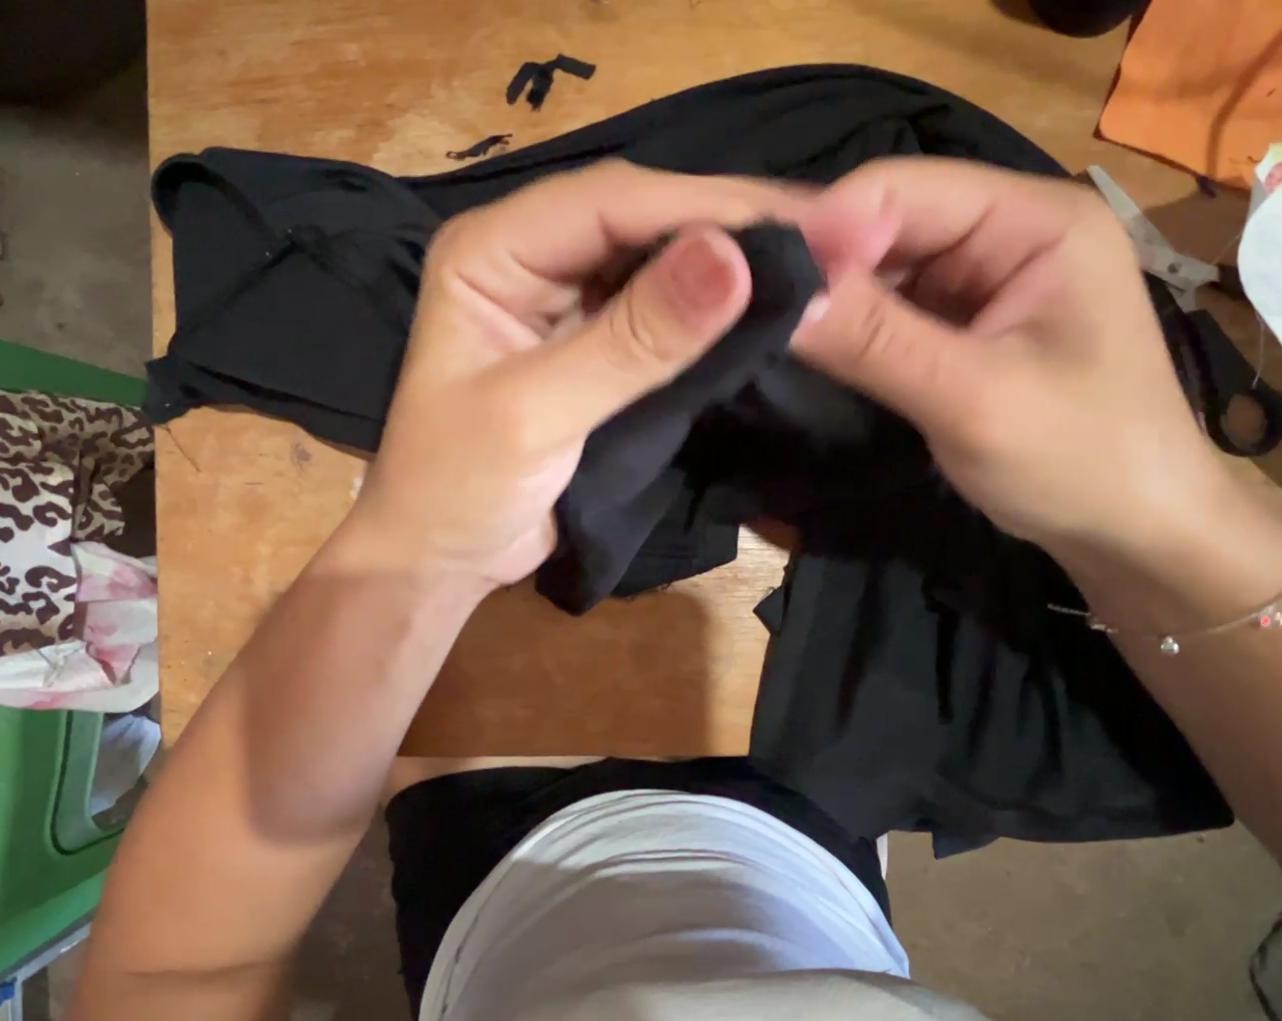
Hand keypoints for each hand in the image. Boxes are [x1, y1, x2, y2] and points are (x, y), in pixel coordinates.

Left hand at [340, 162, 830, 589]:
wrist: (443, 555)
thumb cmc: (459, 489)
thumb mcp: (537, 414)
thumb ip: (631, 341)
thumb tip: (735, 258)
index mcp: (491, 252)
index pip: (611, 204)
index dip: (709, 207)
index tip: (807, 223)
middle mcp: (528, 255)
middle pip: (642, 217)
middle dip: (735, 225)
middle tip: (839, 237)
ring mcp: (562, 298)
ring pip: (660, 257)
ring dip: (735, 262)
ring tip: (826, 261)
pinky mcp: (592, 341)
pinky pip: (662, 308)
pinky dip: (715, 307)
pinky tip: (771, 301)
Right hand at [791, 159, 1238, 560]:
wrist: (1133, 531)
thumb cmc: (1080, 460)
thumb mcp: (973, 400)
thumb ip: (875, 342)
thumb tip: (770, 292)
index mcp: (1033, 220)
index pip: (899, 190)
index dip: (822, 229)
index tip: (748, 282)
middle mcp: (1003, 232)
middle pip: (883, 223)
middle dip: (817, 264)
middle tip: (739, 309)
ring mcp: (980, 279)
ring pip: (875, 267)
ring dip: (824, 298)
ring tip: (758, 329)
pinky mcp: (959, 324)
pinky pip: (883, 309)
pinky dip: (844, 327)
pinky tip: (805, 347)